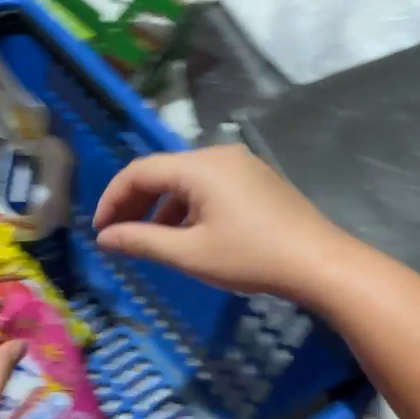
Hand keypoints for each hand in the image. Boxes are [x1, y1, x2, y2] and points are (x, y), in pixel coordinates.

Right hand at [93, 145, 351, 301]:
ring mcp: (240, 165)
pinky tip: (183, 235)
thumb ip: (142, 242)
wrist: (318, 262)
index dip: (112, 199)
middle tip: (117, 236)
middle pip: (162, 172)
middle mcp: (218, 156)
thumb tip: (105, 239)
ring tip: (147, 241)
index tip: (100, 231)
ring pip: (184, 180)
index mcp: (199, 167)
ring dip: (160, 208)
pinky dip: (185, 207)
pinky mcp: (255, 180)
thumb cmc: (250, 257)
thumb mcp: (189, 254)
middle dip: (134, 203)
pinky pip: (207, 187)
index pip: (139, 171)